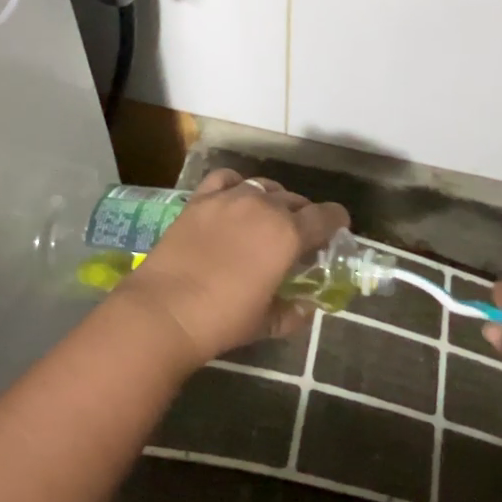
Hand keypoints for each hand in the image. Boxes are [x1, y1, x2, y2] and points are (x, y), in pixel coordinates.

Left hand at [117, 169, 349, 367]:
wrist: (164, 310)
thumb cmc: (222, 319)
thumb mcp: (267, 322)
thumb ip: (293, 312)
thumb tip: (306, 307)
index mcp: (289, 234)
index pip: (327, 216)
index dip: (337, 223)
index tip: (336, 233)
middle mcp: (264, 207)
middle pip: (296, 200)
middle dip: (304, 216)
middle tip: (298, 237)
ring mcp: (229, 199)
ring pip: (263, 186)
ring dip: (273, 200)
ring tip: (266, 219)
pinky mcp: (199, 200)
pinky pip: (226, 179)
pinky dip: (236, 185)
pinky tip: (234, 200)